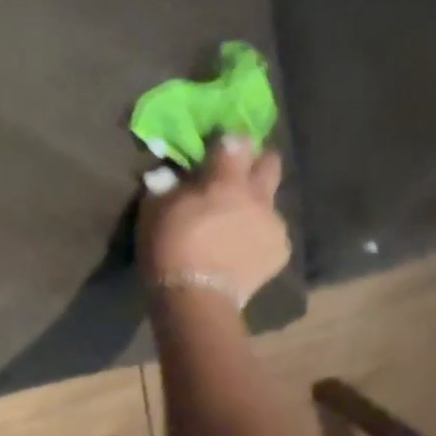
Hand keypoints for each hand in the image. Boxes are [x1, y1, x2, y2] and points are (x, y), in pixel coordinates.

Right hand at [139, 137, 289, 304]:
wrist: (197, 295)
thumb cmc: (168, 247)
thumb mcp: (154, 210)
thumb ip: (168, 187)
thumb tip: (172, 175)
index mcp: (225, 184)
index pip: (237, 145)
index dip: (230, 139)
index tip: (220, 141)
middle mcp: (258, 198)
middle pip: (270, 165)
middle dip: (258, 160)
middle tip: (238, 168)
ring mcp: (274, 224)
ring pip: (269, 201)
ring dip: (253, 202)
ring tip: (232, 219)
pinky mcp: (281, 249)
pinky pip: (269, 230)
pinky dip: (254, 231)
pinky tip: (237, 245)